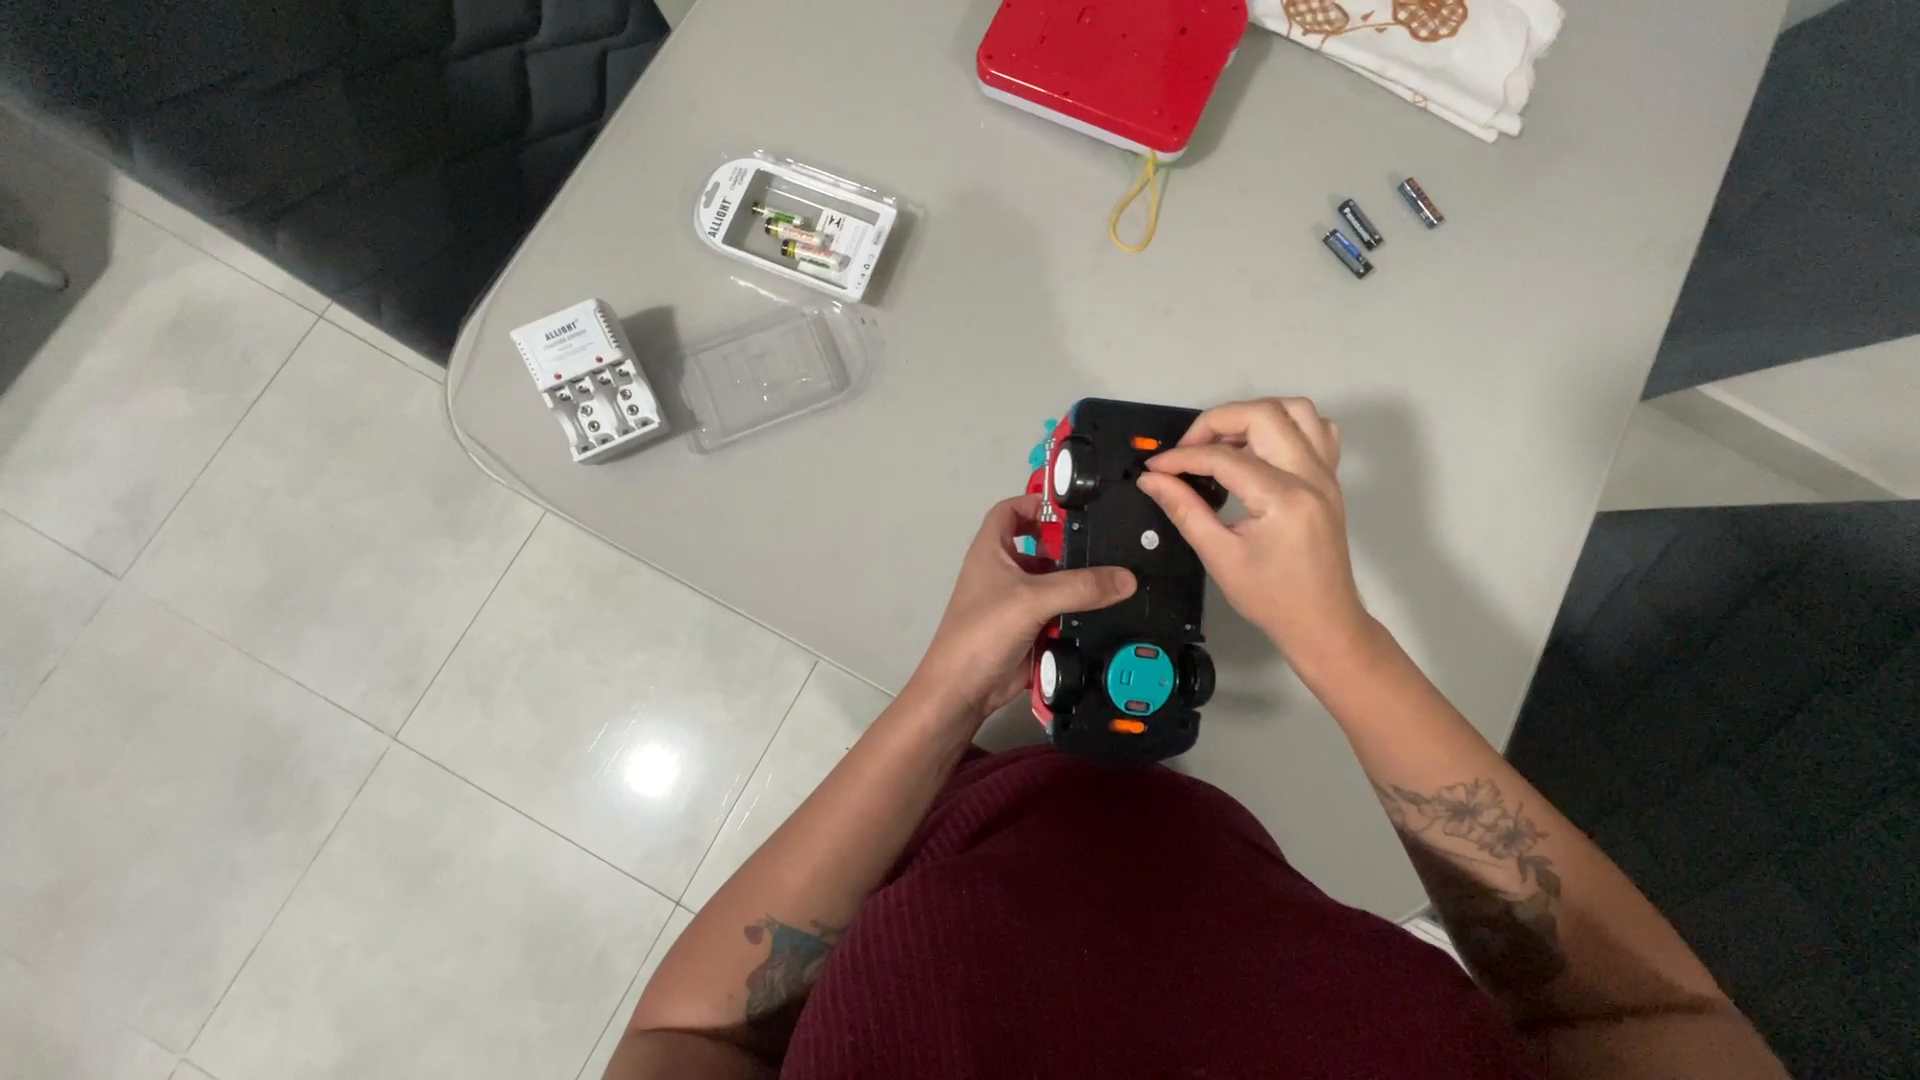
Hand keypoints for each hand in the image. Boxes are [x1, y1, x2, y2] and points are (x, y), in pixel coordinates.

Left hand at [904, 495, 1136, 725]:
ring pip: (1053, 582)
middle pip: (1039, 546)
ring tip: (1117, 575)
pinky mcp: (1030, 629)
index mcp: (991, 551)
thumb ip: (1080, 587)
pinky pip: (1059, 612)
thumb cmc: (983, 631)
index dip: (1036, 502)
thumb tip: (1126, 578)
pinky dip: (1078, 611)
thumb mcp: (1032, 600)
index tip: (1072, 506)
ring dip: (1078, 581)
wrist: (964, 689)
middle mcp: (1003, 571)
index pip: (1010, 510)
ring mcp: (1016, 602)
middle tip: (1109, 544)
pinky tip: (1107, 610)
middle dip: (1069, 545)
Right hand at [1136, 398, 1369, 672]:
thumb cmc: (1271, 598)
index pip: (1224, 457)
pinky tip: (1261, 448)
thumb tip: (1151, 480)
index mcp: (1283, 498)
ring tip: (1224, 442)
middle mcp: (1310, 476)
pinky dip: (1287, 426)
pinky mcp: (1329, 480)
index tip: (1154, 469)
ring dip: (1254, 415)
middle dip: (1216, 421)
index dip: (1182, 457)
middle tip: (1188, 450)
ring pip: (1297, 410)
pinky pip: (1318, 430)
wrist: (1322, 622)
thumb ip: (1184, 509)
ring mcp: (1326, 474)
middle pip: (1263, 414)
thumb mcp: (1218, 556)